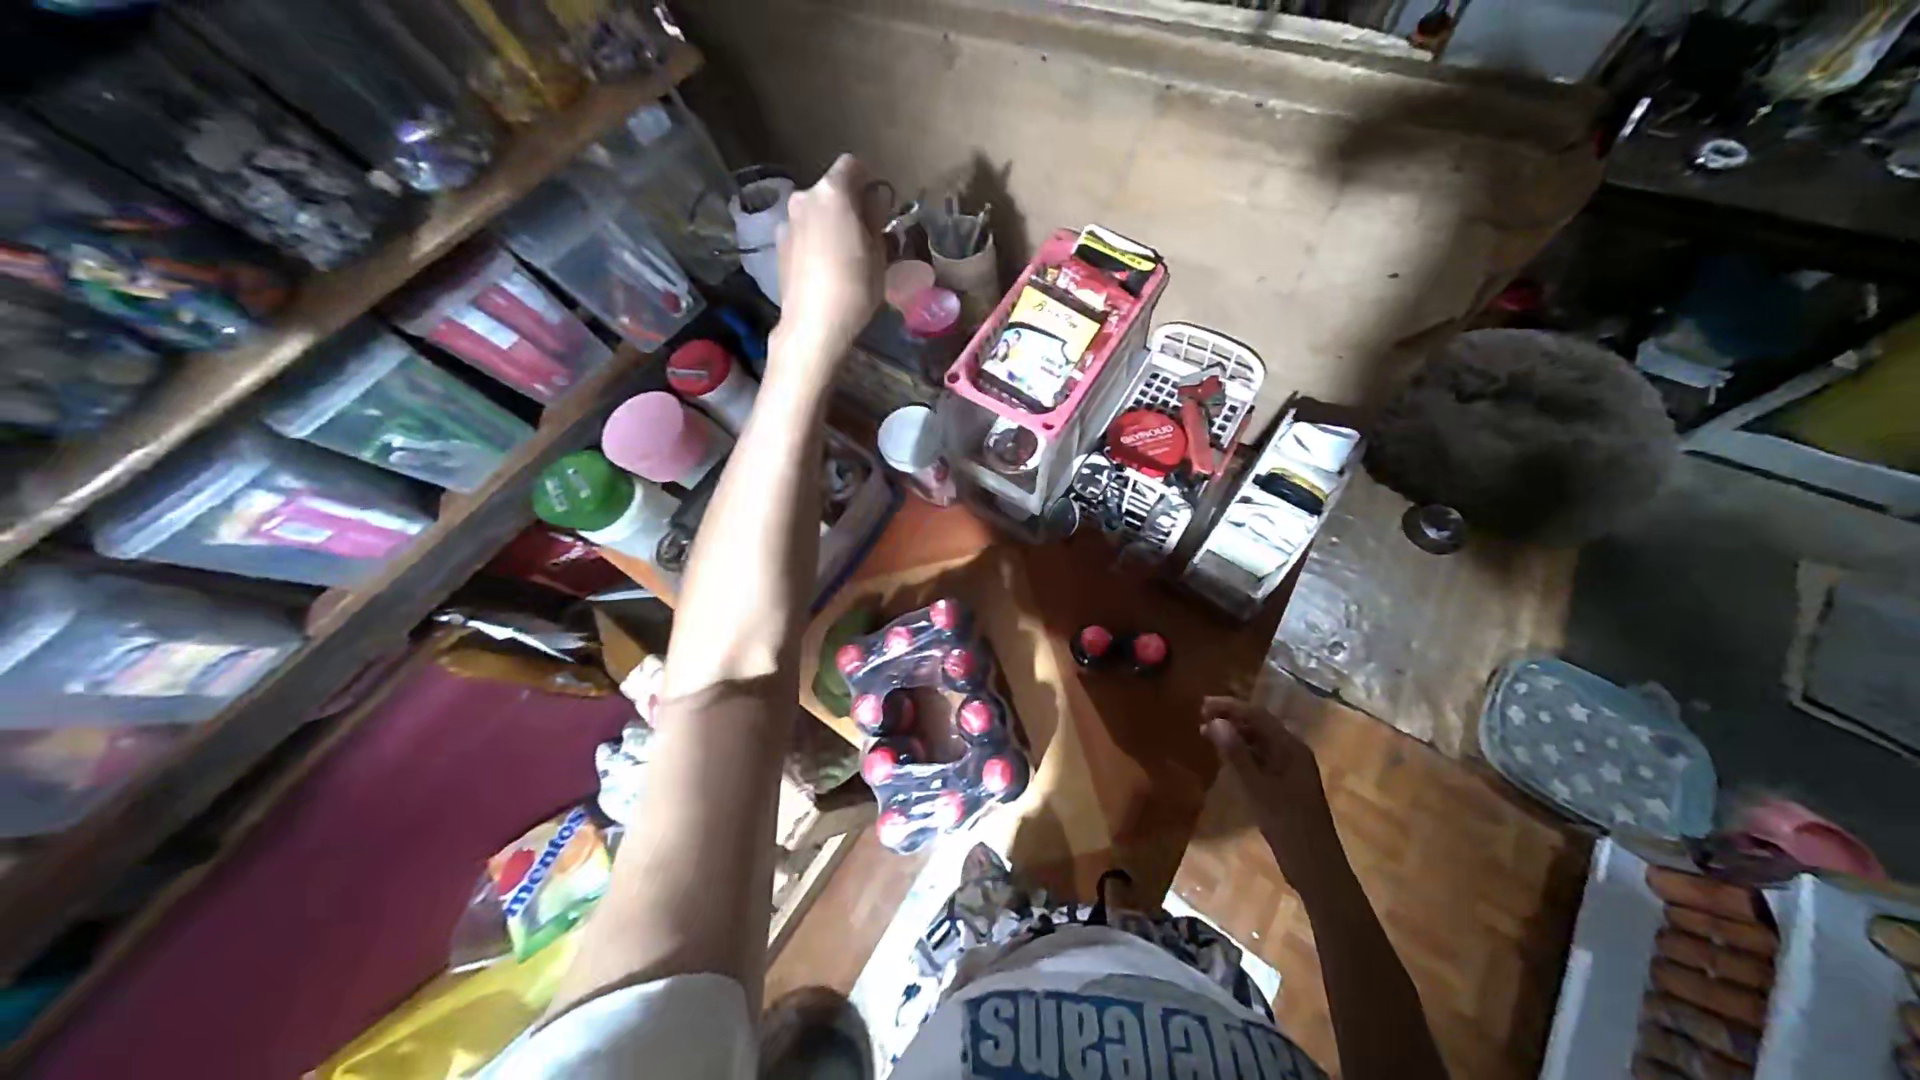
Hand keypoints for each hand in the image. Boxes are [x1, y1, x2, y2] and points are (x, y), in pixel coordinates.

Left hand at [770, 154, 883, 375]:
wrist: (813, 325)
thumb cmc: (855, 287)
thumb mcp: (879, 253)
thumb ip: (875, 219)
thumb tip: (874, 202)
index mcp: (832, 192)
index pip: (853, 165)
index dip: (869, 182)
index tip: (879, 206)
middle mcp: (803, 198)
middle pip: (831, 190)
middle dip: (848, 205)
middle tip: (865, 235)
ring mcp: (787, 223)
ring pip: (815, 213)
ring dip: (830, 224)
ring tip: (844, 256)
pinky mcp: (778, 247)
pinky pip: (803, 234)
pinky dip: (815, 242)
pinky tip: (825, 269)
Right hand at [1201, 696, 1338, 871]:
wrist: (1316, 868)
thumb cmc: (1289, 826)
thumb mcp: (1257, 788)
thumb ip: (1236, 754)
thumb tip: (1215, 722)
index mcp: (1292, 749)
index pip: (1258, 716)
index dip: (1230, 707)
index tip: (1202, 706)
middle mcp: (1292, 753)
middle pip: (1259, 726)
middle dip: (1230, 718)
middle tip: (1200, 717)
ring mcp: (1289, 770)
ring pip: (1258, 742)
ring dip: (1233, 735)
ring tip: (1206, 734)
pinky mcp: (1284, 786)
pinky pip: (1259, 759)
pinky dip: (1240, 753)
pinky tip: (1224, 758)